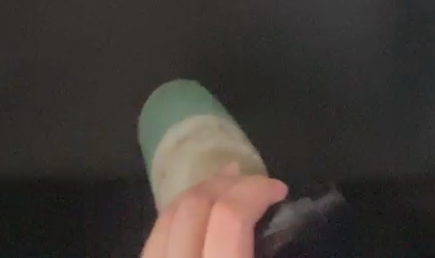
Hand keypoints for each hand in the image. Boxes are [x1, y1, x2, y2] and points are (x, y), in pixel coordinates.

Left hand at [140, 167, 287, 257]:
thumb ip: (265, 249)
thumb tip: (279, 223)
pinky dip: (178, 216)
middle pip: (194, 207)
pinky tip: (197, 217)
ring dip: (200, 193)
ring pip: (167, 216)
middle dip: (228, 184)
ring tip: (228, 186)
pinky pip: (154, 239)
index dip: (256, 191)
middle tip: (255, 184)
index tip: (279, 190)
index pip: (229, 218)